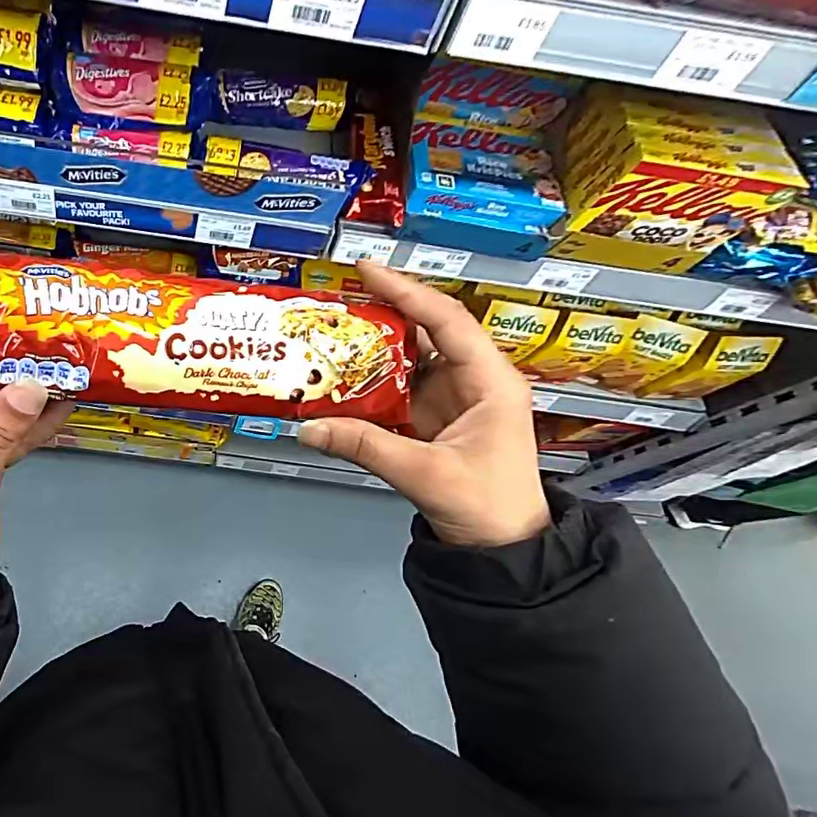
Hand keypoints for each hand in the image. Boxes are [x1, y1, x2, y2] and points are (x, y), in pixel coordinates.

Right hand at [298, 262, 549, 547]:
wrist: (503, 545)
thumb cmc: (491, 507)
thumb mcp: (425, 474)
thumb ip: (365, 446)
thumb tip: (312, 427)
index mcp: (490, 383)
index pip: (446, 321)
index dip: (406, 292)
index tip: (368, 271)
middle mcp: (473, 381)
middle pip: (425, 330)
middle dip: (383, 311)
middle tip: (341, 298)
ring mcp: (451, 397)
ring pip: (408, 357)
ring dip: (373, 346)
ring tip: (334, 331)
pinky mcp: (433, 415)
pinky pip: (397, 386)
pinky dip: (370, 379)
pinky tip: (344, 375)